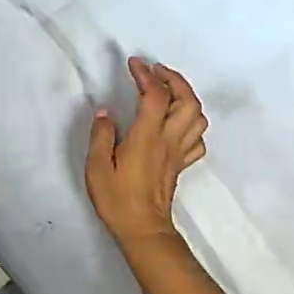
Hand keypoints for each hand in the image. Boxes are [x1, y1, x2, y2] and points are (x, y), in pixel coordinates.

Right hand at [86, 57, 207, 245]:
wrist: (143, 231)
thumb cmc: (117, 198)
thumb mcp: (96, 166)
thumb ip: (100, 135)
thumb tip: (106, 112)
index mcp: (147, 137)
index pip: (155, 96)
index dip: (146, 74)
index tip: (134, 63)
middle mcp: (168, 140)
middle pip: (187, 101)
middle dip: (174, 79)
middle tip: (155, 70)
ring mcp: (179, 153)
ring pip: (198, 117)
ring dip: (186, 96)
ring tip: (167, 89)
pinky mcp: (181, 164)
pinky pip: (197, 138)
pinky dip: (191, 122)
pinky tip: (176, 121)